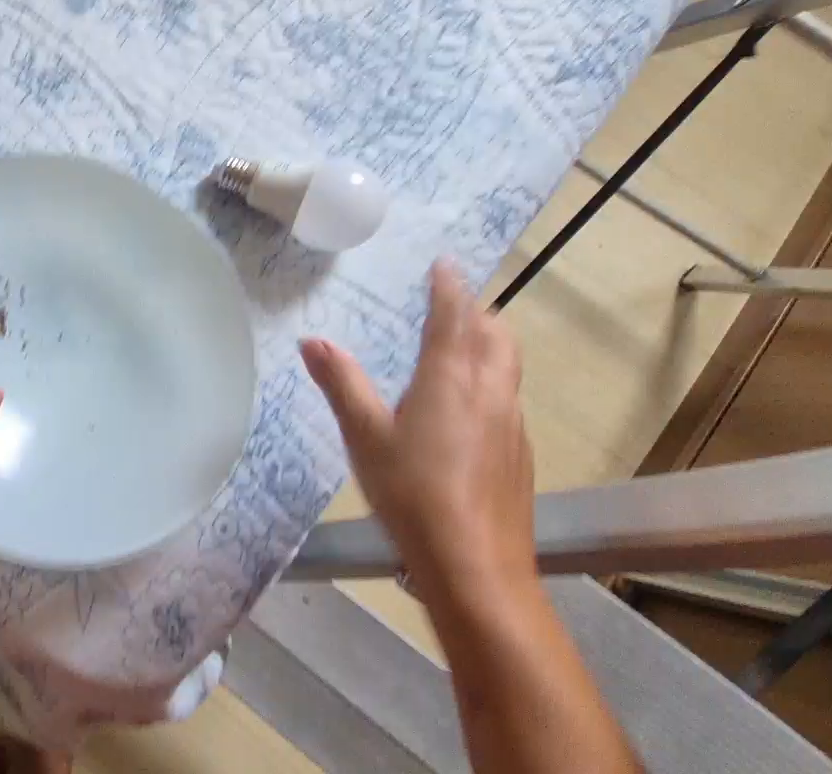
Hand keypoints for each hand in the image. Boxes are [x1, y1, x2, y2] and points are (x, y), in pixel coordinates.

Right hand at [298, 259, 534, 608]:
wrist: (475, 565)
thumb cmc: (411, 491)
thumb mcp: (363, 434)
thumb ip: (340, 383)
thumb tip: (313, 340)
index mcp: (451, 381)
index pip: (455, 320)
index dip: (450, 289)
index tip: (445, 265)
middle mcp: (490, 394)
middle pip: (496, 337)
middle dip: (477, 312)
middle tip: (454, 301)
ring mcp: (511, 426)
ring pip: (507, 367)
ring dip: (488, 343)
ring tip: (462, 342)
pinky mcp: (518, 455)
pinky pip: (507, 397)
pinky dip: (490, 379)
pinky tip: (466, 406)